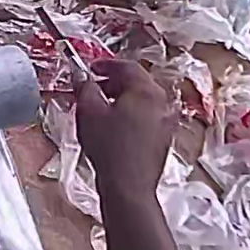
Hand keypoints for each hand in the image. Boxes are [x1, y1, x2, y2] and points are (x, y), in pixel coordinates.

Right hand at [75, 59, 177, 201]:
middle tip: (93, 86)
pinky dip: (131, 113)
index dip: (106, 64)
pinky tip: (114, 124)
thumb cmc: (109, 148)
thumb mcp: (88, 112)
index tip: (92, 67)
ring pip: (143, 99)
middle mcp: (162, 102)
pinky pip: (147, 115)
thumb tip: (83, 78)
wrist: (128, 185)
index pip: (127, 66)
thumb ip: (85, 88)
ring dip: (122, 98)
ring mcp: (166, 120)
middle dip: (114, 82)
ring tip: (101, 106)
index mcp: (146, 90)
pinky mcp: (164, 137)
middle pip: (138, 81)